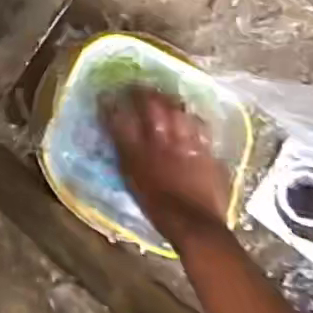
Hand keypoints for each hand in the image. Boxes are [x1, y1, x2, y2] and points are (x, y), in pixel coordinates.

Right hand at [104, 87, 230, 240]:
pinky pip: (198, 126)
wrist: (195, 226)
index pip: (119, 117)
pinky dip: (191, 118)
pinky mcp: (204, 150)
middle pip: (149, 106)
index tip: (107, 95)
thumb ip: (125, 153)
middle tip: (137, 87)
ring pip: (174, 110)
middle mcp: (159, 141)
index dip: (112, 103)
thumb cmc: (158, 207)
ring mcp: (184, 143)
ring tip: (163, 95)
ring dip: (167, 100)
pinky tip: (188, 115)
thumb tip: (119, 133)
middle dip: (141, 92)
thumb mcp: (132, 180)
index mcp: (137, 150)